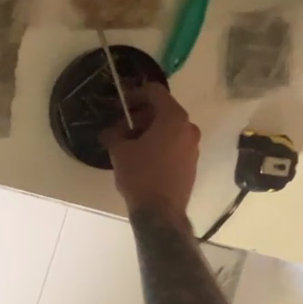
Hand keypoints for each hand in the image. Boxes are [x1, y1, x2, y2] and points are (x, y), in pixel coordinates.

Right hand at [103, 83, 200, 222]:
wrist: (161, 211)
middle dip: (140, 115)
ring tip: (129, 143)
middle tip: (121, 127)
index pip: (155, 92)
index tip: (120, 104)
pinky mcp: (191, 161)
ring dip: (148, 130)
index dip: (135, 94)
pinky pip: (173, 143)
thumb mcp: (119, 151)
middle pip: (163, 110)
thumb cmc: (140, 175)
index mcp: (173, 118)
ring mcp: (192, 145)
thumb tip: (109, 130)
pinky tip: (142, 157)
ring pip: (168, 128)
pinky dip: (158, 143)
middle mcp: (188, 127)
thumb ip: (113, 134)